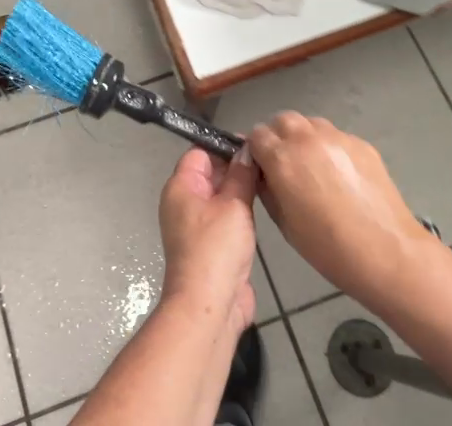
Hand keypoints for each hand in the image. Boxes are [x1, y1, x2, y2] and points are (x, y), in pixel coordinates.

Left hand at [157, 147, 258, 328]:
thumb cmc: (216, 248)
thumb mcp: (234, 204)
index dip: (226, 146)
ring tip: (271, 183)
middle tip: (270, 163)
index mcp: (181, 187)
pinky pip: (226, 219)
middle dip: (237, 168)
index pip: (200, 153)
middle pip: (211, 174)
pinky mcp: (211, 246)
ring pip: (221, 197)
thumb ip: (242, 175)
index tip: (254, 145)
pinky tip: (264, 210)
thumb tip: (246, 149)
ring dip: (242, 192)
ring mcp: (196, 226)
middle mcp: (184, 203)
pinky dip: (242, 213)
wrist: (208, 305)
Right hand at [247, 112, 437, 308]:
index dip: (256, 150)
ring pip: (311, 123)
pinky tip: (340, 176)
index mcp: (282, 158)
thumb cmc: (328, 247)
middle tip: (285, 164)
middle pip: (283, 120)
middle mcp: (307, 139)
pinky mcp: (362, 144)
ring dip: (304, 137)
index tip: (261, 167)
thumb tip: (263, 173)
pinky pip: (337, 136)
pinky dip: (330, 148)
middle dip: (278, 136)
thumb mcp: (284, 223)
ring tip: (313, 166)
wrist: (387, 252)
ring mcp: (338, 138)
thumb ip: (268, 189)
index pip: (257, 134)